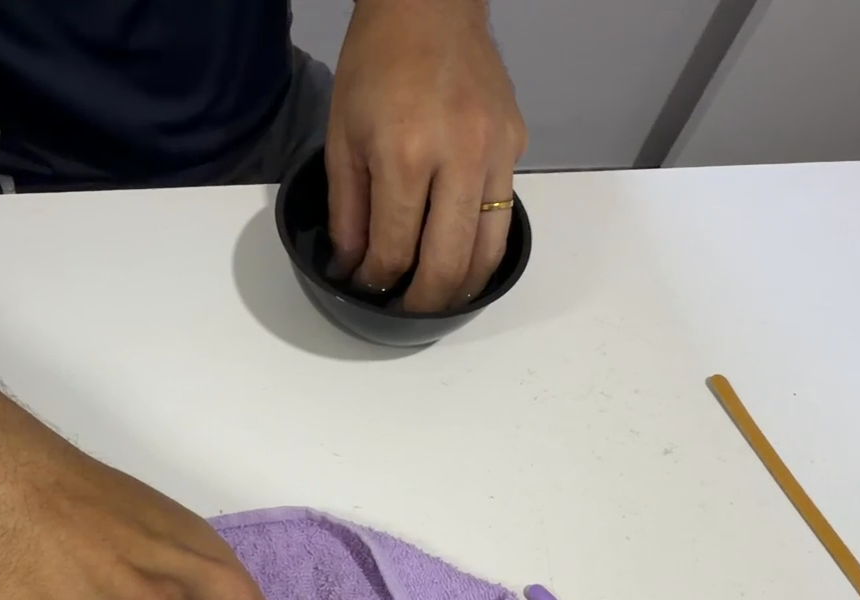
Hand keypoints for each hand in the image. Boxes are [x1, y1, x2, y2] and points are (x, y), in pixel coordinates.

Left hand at [326, 0, 525, 312]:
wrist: (430, 4)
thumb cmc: (375, 66)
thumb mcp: (342, 139)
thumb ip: (348, 213)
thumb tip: (355, 268)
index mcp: (405, 156)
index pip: (394, 250)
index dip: (376, 281)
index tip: (366, 287)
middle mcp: (460, 159)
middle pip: (448, 264)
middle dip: (422, 303)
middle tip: (405, 310)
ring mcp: (497, 153)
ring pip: (487, 252)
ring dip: (460, 289)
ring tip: (439, 300)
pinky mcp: (517, 147)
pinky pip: (503, 217)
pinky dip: (481, 250)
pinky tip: (461, 258)